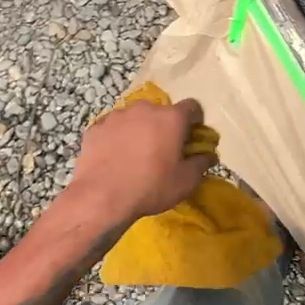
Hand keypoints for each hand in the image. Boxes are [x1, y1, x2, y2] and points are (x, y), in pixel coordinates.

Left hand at [68, 98, 216, 225]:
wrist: (101, 197)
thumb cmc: (151, 187)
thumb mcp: (185, 182)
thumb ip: (201, 164)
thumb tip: (208, 156)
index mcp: (171, 118)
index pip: (192, 107)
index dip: (195, 120)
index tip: (191, 137)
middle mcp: (145, 109)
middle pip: (161, 112)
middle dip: (164, 126)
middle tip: (162, 149)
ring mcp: (117, 115)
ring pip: (135, 117)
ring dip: (139, 129)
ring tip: (134, 153)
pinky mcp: (96, 126)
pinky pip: (112, 127)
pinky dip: (116, 136)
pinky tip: (114, 156)